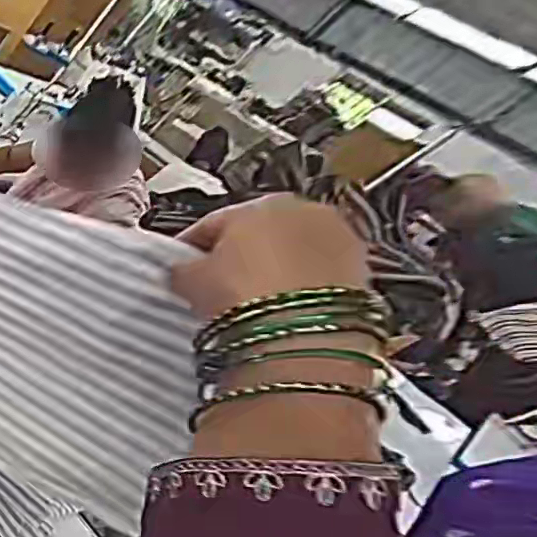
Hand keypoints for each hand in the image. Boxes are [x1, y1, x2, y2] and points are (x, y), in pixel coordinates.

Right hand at [169, 195, 369, 320]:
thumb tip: (183, 269)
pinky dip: (296, 281)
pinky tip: (278, 304)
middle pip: (255, 231)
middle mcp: (300, 208)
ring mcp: (335, 232)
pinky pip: (313, 268)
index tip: (177, 268)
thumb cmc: (241, 297)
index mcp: (254, 205)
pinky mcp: (358, 261)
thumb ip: (182, 268)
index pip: (209, 224)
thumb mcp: (189, 282)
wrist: (300, 331)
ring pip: (288, 248)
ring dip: (269, 266)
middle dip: (235, 254)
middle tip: (214, 284)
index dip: (188, 249)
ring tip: (248, 298)